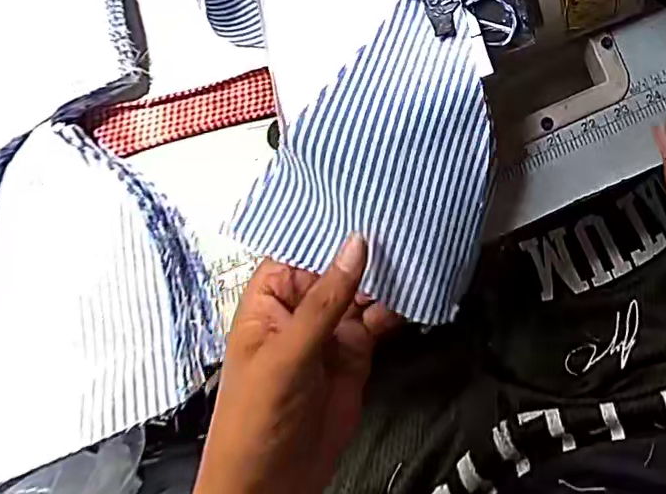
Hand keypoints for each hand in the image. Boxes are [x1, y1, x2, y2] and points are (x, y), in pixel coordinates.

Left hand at [195, 235, 402, 493]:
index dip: (331, 223)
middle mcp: (304, 305)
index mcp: (272, 297)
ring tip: (414, 247)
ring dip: (389, 271)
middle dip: (369, 244)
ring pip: (366, 284)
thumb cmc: (251, 426)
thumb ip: (324, 301)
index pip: (303, 246)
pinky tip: (415, 289)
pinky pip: (383, 314)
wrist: (270, 491)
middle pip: (341, 261)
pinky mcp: (357, 347)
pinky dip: (400, 302)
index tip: (364, 199)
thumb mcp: (286, 357)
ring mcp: (332, 326)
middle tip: (401, 218)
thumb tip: (355, 245)